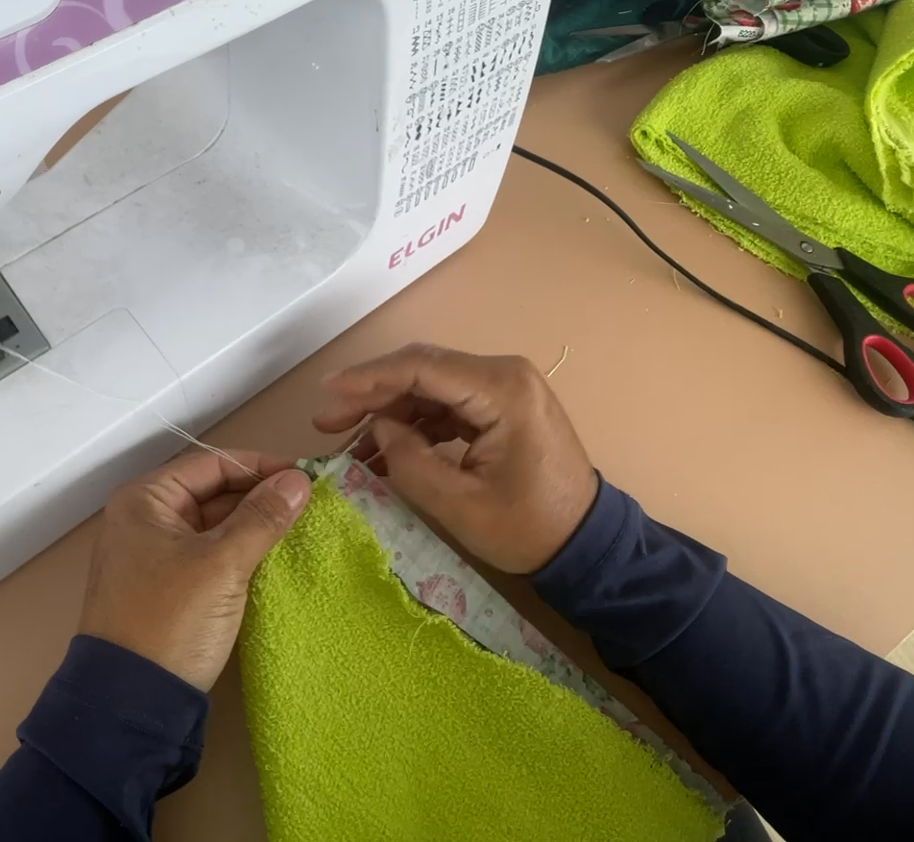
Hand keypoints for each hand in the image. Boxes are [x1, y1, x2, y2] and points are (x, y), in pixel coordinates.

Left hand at [78, 449, 310, 689]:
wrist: (131, 707)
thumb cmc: (172, 620)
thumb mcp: (222, 564)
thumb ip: (262, 517)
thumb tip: (299, 479)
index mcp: (146, 499)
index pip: (213, 463)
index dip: (260, 466)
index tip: (305, 476)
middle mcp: (146, 518)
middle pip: (214, 491)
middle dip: (260, 494)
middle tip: (309, 501)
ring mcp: (155, 553)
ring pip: (215, 522)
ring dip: (254, 522)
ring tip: (301, 523)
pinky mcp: (168, 584)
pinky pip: (211, 551)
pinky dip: (241, 548)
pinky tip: (275, 552)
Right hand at [314, 344, 597, 573]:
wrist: (586, 545)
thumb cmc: (529, 528)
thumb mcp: (461, 505)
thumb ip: (410, 462)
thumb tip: (379, 429)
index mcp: (501, 389)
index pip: (421, 368)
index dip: (368, 378)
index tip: (327, 392)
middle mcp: (502, 375)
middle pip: (421, 371)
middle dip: (371, 395)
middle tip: (327, 422)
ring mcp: (502, 389)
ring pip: (429, 388)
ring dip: (389, 412)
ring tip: (348, 444)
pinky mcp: (498, 407)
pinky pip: (445, 405)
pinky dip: (413, 425)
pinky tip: (383, 450)